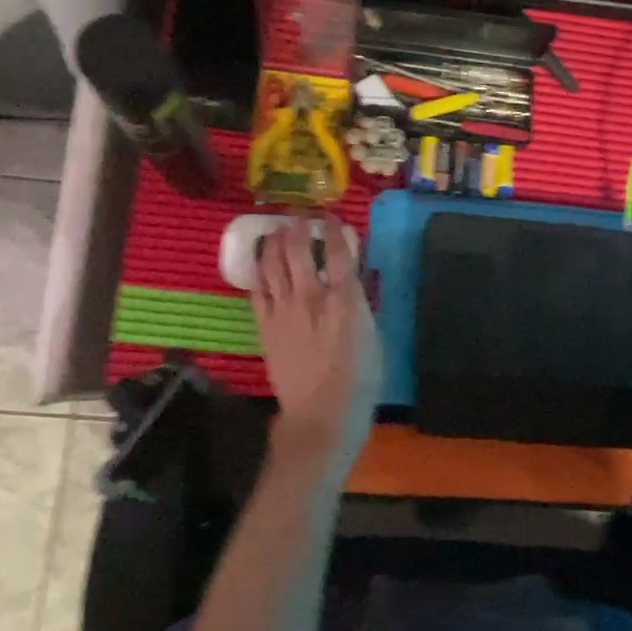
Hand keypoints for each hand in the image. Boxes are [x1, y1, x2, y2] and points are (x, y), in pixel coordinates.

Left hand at [253, 215, 381, 480]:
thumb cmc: (358, 382)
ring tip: (278, 229)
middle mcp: (311, 297)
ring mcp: (283, 310)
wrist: (320, 415)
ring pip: (274, 263)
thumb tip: (353, 283)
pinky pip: (258, 289)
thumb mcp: (373, 339)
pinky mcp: (265, 326)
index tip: (331, 217)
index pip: (338, 251)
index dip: (333, 229)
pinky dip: (259, 270)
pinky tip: (261, 261)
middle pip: (299, 249)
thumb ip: (361, 305)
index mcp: (344, 300)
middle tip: (299, 215)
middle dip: (298, 227)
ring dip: (276, 242)